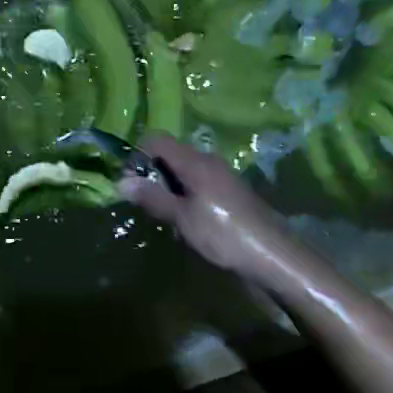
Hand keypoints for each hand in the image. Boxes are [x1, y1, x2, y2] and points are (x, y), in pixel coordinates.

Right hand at [118, 134, 292, 278]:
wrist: (271, 253)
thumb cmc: (223, 234)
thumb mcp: (183, 218)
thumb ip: (154, 198)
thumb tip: (122, 182)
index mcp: (196, 161)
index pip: (158, 139)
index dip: (138, 155)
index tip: (128, 182)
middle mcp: (209, 161)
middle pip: (171, 154)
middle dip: (153, 174)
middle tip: (144, 204)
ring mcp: (222, 175)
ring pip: (185, 171)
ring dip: (170, 188)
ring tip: (165, 217)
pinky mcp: (230, 192)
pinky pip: (200, 184)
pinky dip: (186, 196)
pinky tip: (187, 222)